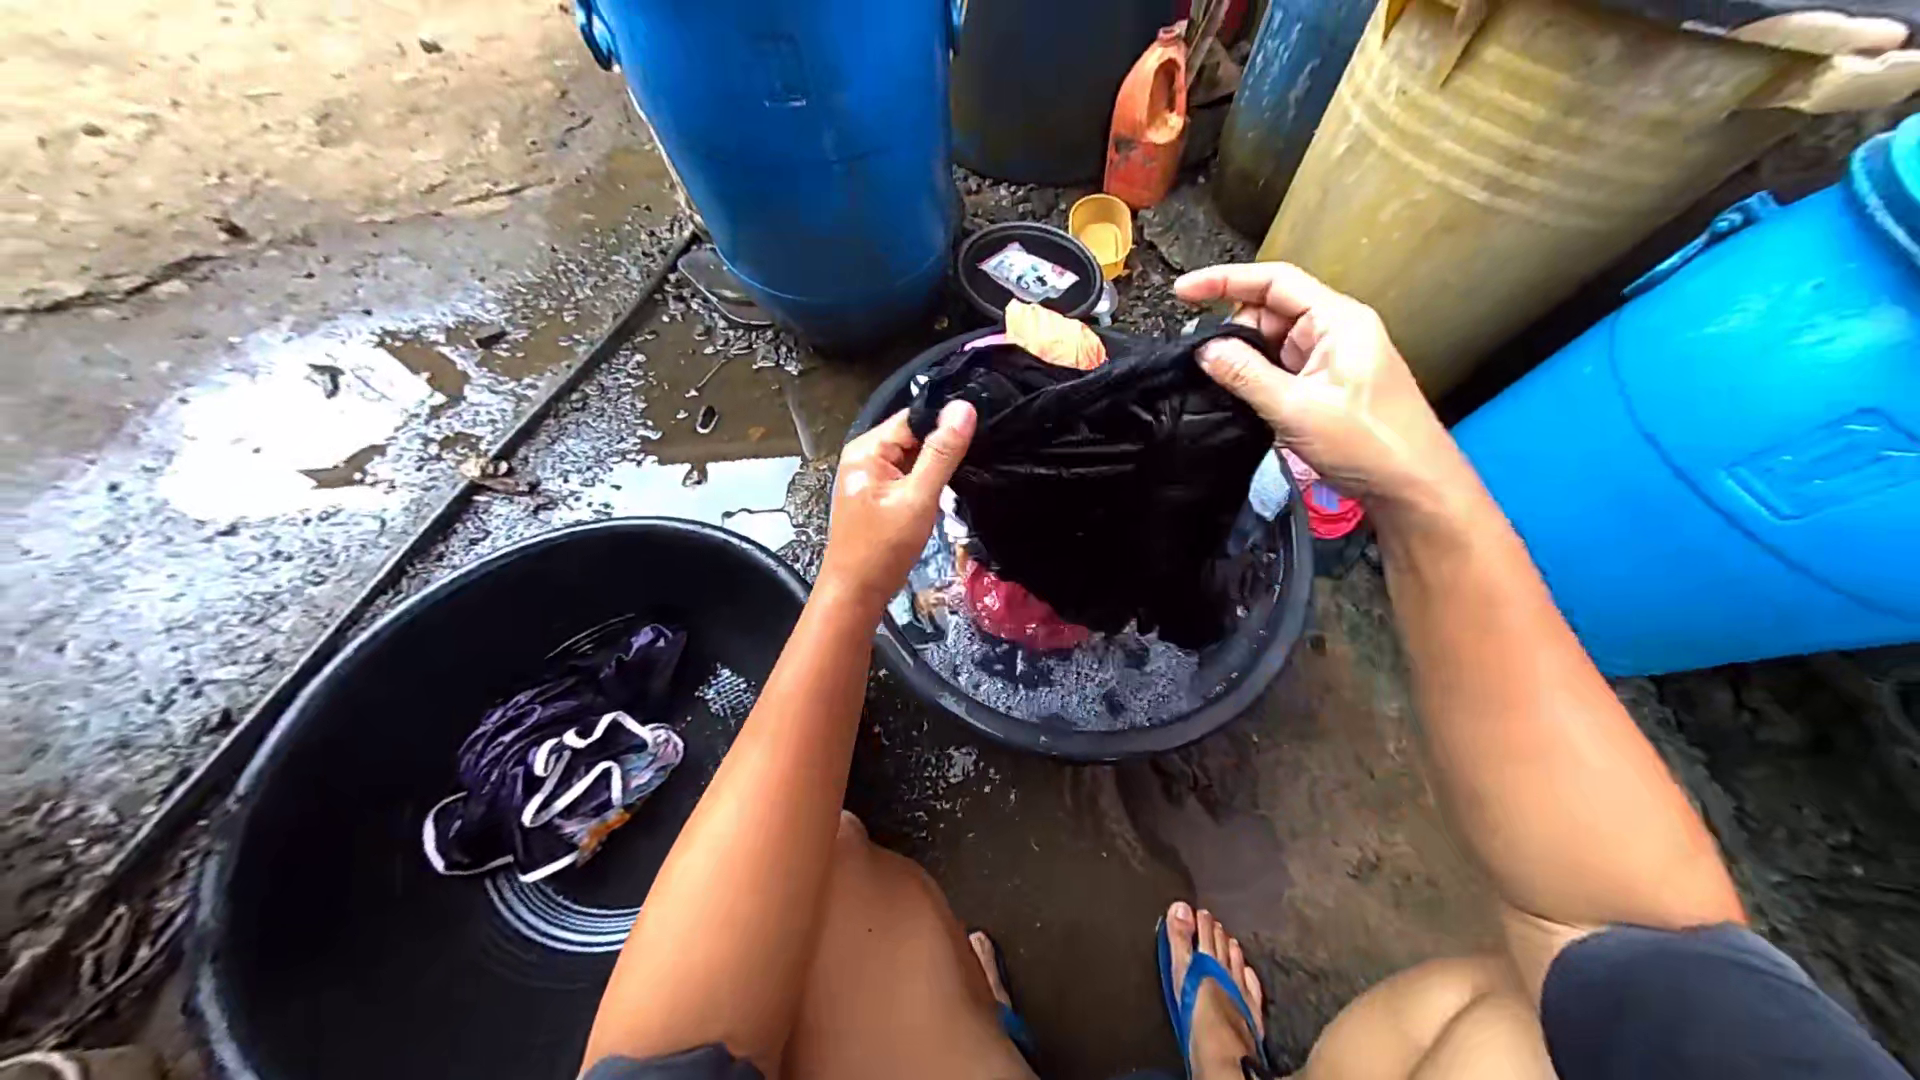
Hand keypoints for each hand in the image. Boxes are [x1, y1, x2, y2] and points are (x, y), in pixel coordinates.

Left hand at [818, 402, 976, 612]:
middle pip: (914, 436)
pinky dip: (928, 482)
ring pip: (914, 457)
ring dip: (938, 465)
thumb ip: (942, 453)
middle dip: (943, 445)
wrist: (856, 594)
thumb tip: (964, 407)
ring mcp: (871, 477)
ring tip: (969, 470)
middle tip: (981, 453)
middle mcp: (865, 456)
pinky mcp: (879, 496)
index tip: (982, 427)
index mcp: (867, 449)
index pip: (914, 418)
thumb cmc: (883, 547)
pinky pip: (909, 476)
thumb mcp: (918, 498)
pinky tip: (946, 490)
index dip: (946, 421)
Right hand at [1175, 262, 1472, 515]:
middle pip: (1269, 310)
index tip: (1183, 291)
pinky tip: (1239, 394)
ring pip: (1271, 341)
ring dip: (1243, 357)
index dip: (1225, 280)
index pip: (1274, 281)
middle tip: (1204, 362)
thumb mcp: (1295, 407)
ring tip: (1222, 385)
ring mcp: (1330, 357)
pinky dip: (1255, 376)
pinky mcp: (1324, 383)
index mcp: (1338, 320)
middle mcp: (1335, 330)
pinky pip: (1280, 366)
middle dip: (1232, 329)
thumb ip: (1244, 374)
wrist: (1411, 486)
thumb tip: (1204, 349)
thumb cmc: (1368, 443)